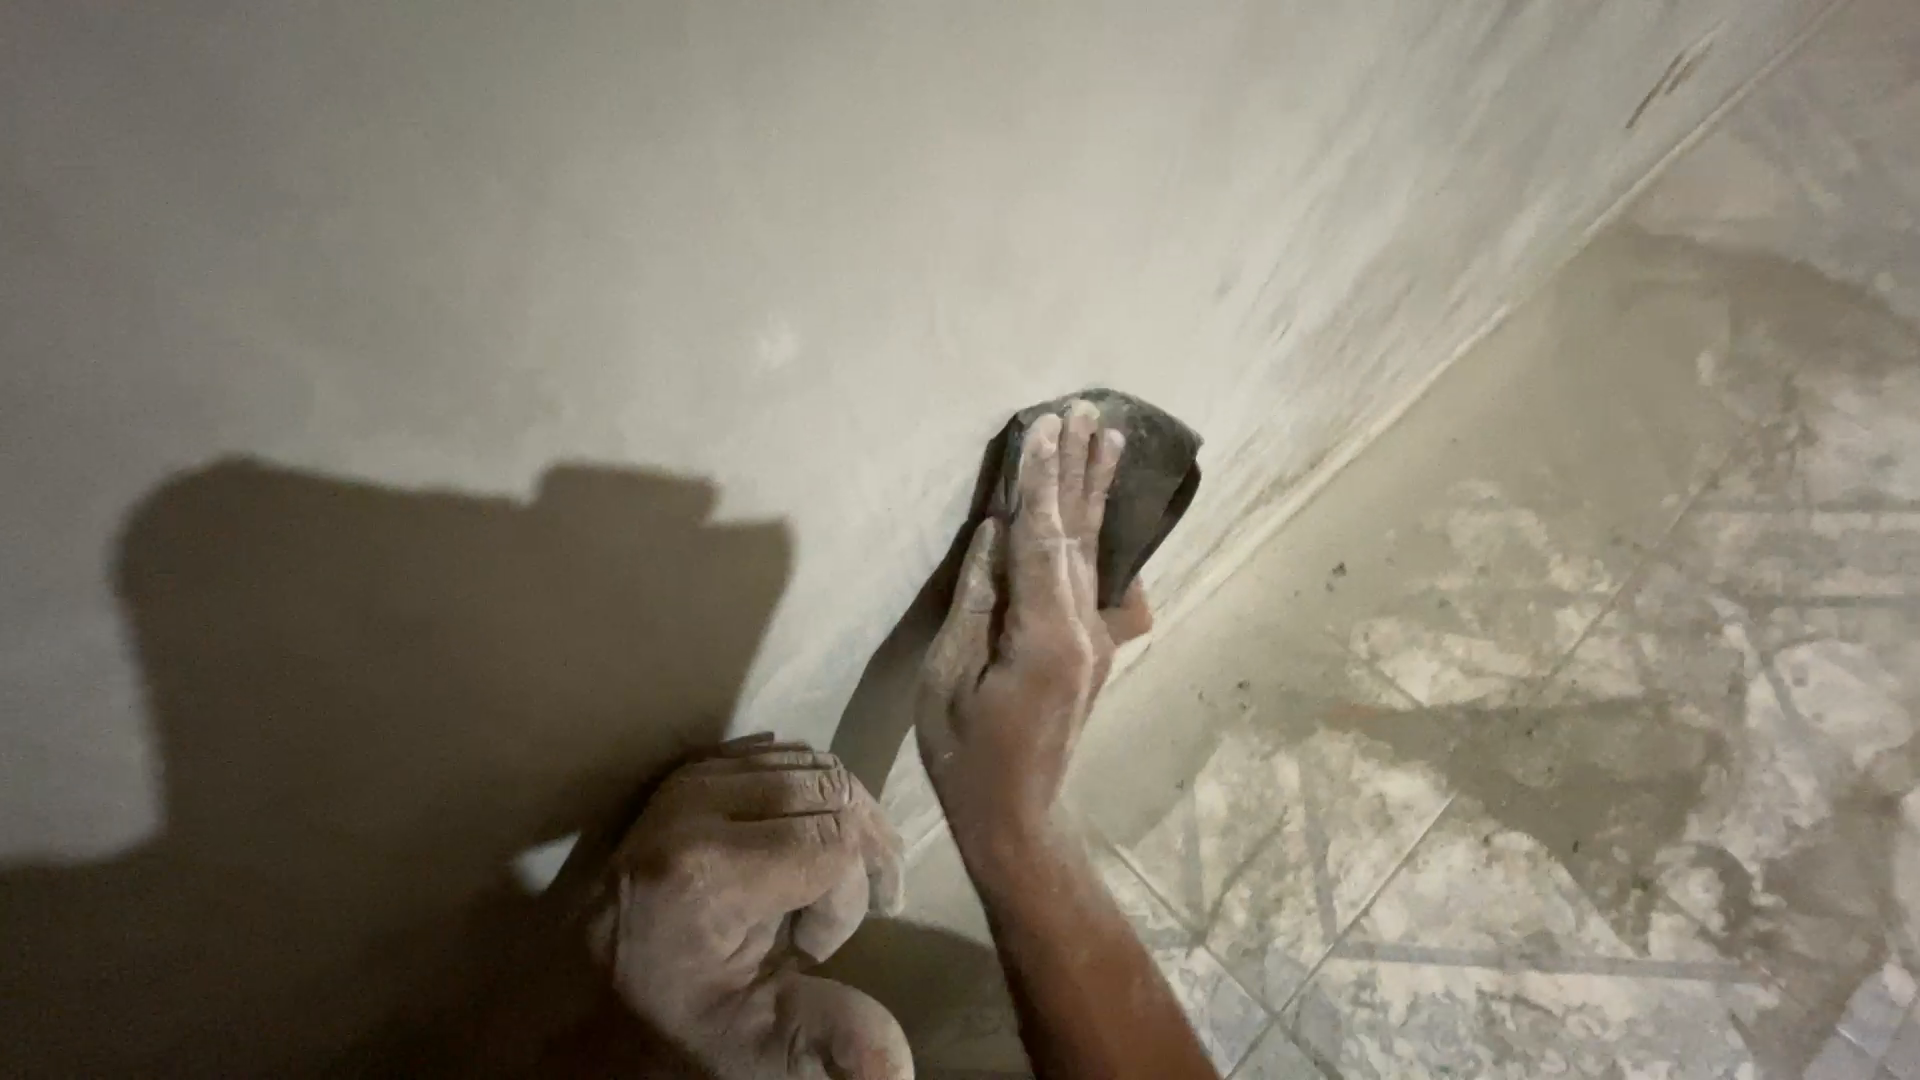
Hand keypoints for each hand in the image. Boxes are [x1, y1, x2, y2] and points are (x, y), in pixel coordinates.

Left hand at [588, 735, 909, 1078]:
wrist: (584, 985)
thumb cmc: (671, 1016)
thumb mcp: (750, 1045)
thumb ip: (827, 1038)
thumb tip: (901, 1072)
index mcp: (708, 872)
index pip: (835, 843)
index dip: (849, 896)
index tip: (815, 946)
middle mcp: (698, 805)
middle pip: (833, 792)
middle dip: (858, 848)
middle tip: (856, 901)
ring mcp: (694, 777)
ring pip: (815, 765)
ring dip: (842, 817)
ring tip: (832, 870)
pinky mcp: (695, 765)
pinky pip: (784, 752)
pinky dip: (813, 788)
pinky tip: (809, 832)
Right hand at [916, 400, 1151, 844]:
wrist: (1016, 814)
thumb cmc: (965, 754)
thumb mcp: (949, 676)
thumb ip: (976, 599)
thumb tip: (994, 533)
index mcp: (1046, 636)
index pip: (1043, 539)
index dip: (1041, 480)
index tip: (1044, 426)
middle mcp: (1085, 629)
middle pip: (1081, 534)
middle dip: (1079, 469)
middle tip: (1089, 411)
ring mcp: (1096, 638)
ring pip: (1096, 552)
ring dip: (1097, 492)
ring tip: (1111, 439)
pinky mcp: (1093, 647)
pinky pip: (1096, 579)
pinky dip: (1096, 535)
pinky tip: (1105, 511)